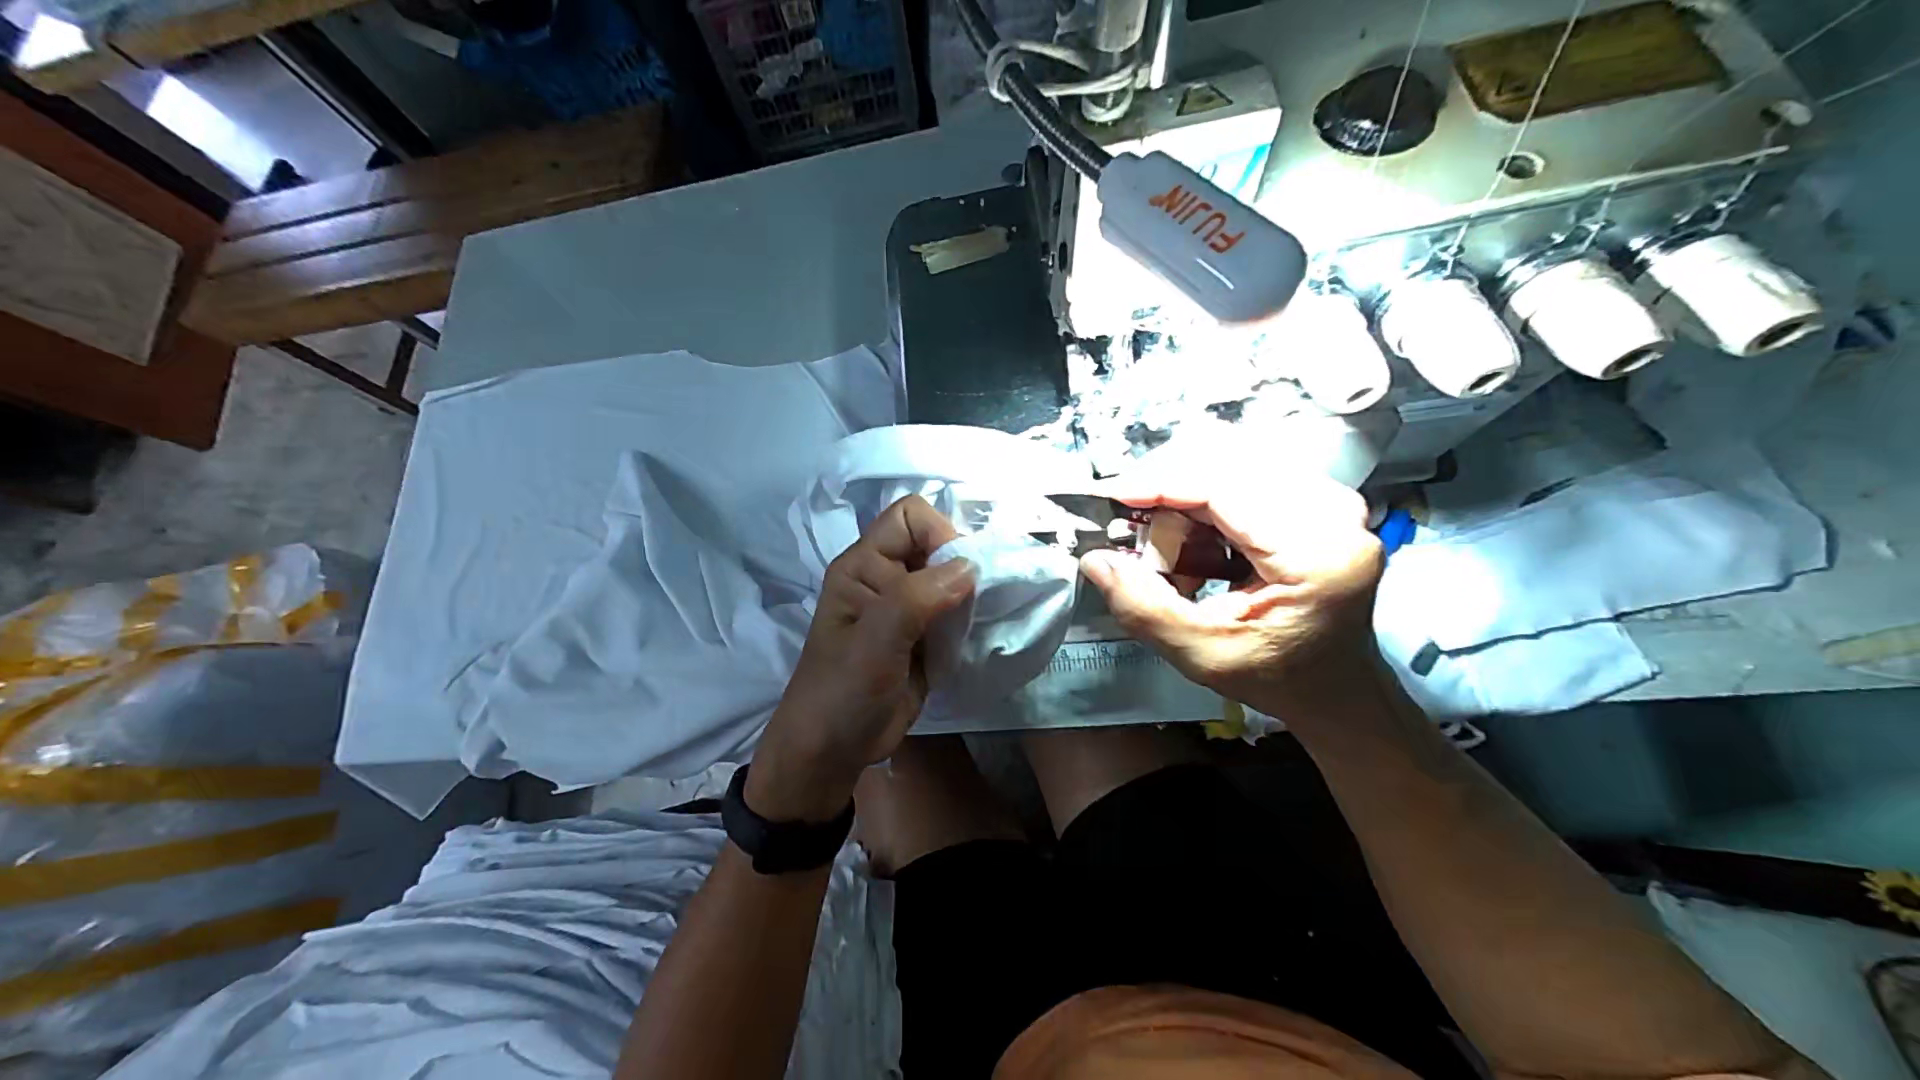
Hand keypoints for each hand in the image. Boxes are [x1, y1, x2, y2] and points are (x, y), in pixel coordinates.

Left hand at [748, 495, 974, 821]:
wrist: (832, 752)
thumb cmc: (842, 692)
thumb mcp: (874, 642)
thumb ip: (917, 598)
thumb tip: (970, 567)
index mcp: (862, 566)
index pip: (909, 517)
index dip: (938, 533)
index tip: (958, 574)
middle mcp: (885, 578)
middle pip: (935, 543)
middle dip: (961, 564)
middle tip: (973, 603)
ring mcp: (906, 609)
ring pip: (950, 577)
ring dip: (970, 594)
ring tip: (974, 623)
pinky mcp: (923, 636)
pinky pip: (956, 611)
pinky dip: (970, 619)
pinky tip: (973, 638)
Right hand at [1078, 470, 1386, 719]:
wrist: (1337, 689)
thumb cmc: (1278, 678)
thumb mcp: (1203, 654)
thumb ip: (1145, 608)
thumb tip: (1096, 560)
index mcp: (1318, 555)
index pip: (1227, 491)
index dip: (1164, 488)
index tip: (1116, 498)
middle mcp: (1337, 517)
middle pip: (1230, 475)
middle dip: (1173, 501)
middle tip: (1136, 535)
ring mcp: (1336, 506)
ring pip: (1237, 475)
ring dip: (1192, 507)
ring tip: (1170, 551)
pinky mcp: (1325, 504)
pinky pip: (1252, 485)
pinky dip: (1213, 511)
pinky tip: (1200, 549)